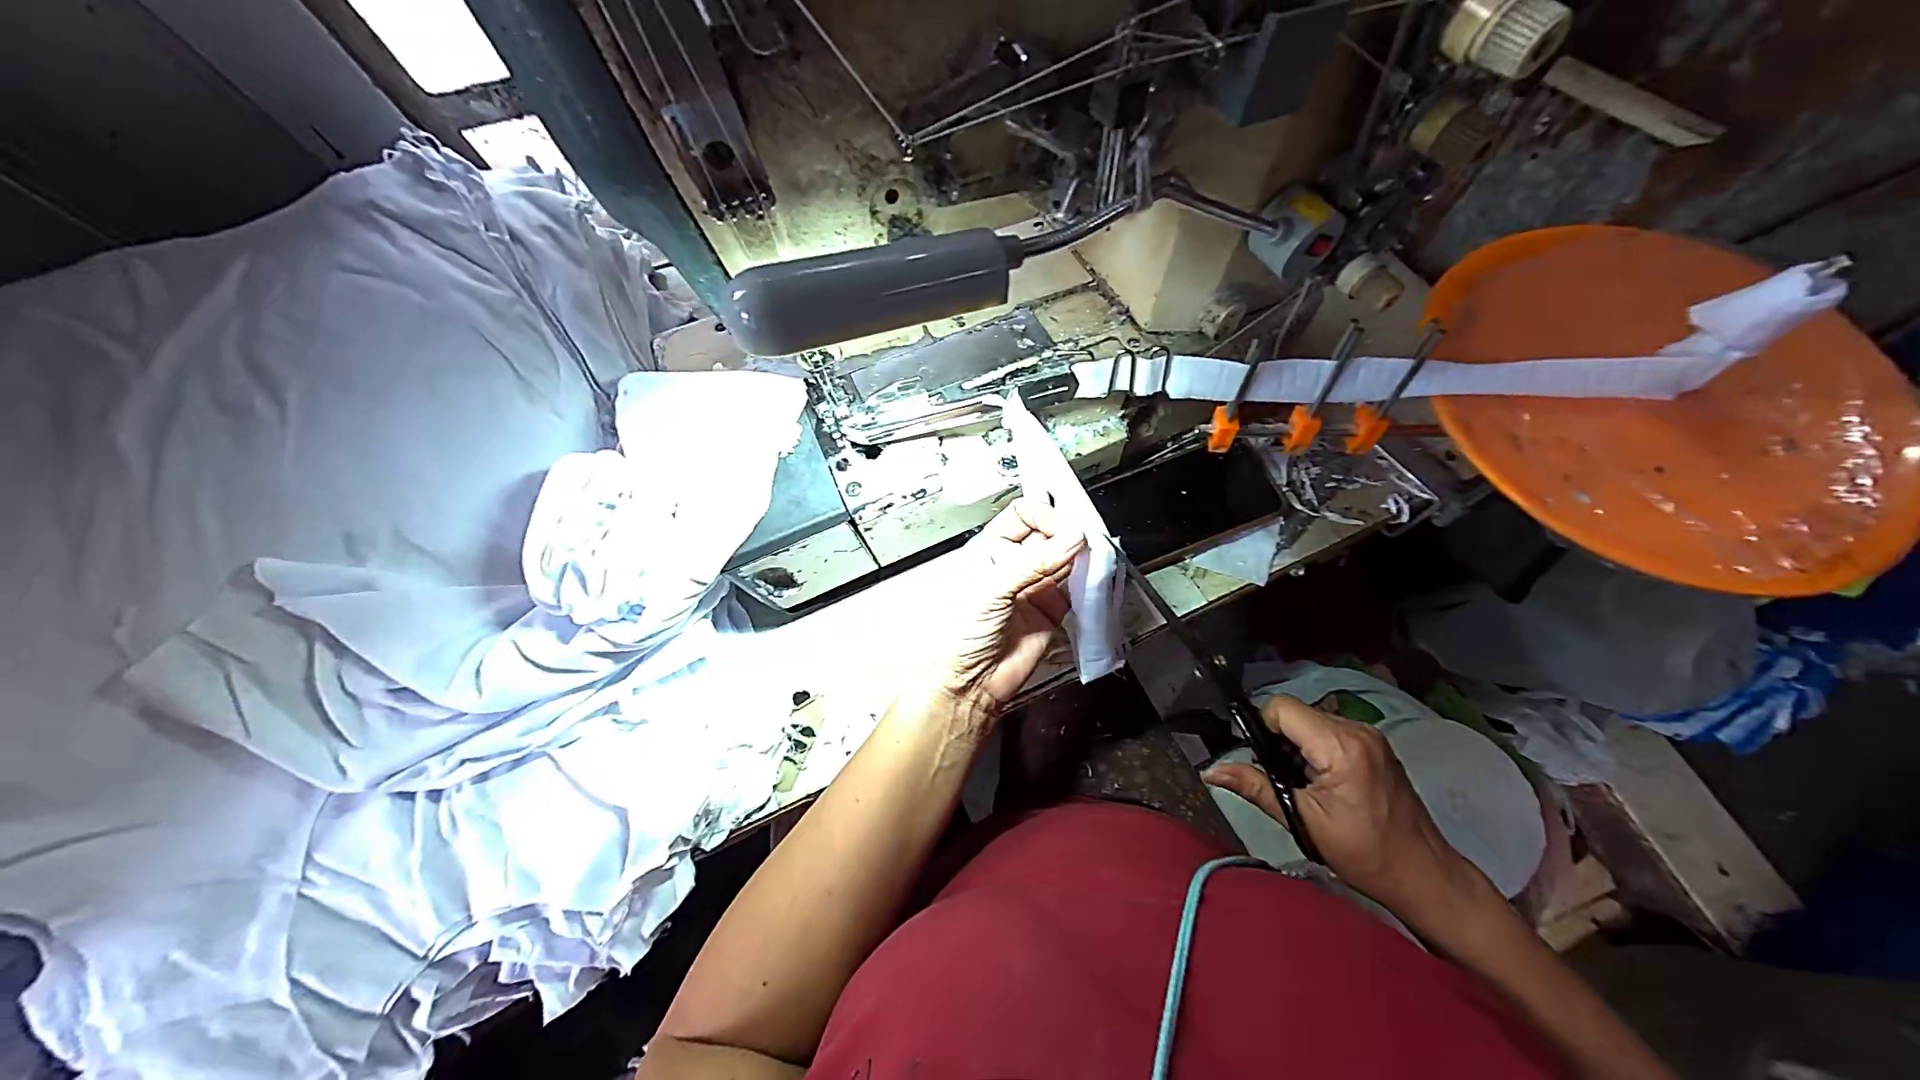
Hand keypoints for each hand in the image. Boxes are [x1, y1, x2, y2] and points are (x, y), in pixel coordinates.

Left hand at [927, 498, 1084, 715]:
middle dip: (1068, 533)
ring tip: (1093, 556)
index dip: (1045, 515)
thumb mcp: (992, 589)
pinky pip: (1075, 588)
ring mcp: (1033, 587)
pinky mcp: (1051, 610)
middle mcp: (1013, 565)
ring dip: (1081, 556)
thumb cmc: (958, 636)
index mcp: (990, 550)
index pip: (1024, 515)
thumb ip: (1034, 562)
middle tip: (1086, 537)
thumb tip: (1070, 538)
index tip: (1065, 526)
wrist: (970, 682)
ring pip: (1065, 559)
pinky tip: (1090, 578)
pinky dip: (1087, 582)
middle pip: (1049, 534)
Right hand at [1204, 695, 1479, 913]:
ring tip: (1306, 786)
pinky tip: (1322, 784)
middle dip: (1279, 742)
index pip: (1282, 708)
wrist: (1423, 876)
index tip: (1261, 761)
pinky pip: (1328, 732)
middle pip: (1295, 714)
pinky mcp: (1375, 745)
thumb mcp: (1303, 821)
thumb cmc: (1367, 855)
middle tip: (1286, 782)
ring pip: (1310, 722)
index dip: (1261, 729)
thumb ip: (1254, 787)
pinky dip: (1315, 751)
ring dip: (1296, 747)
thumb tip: (1211, 771)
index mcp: (1342, 746)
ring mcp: (1371, 736)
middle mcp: (1359, 731)